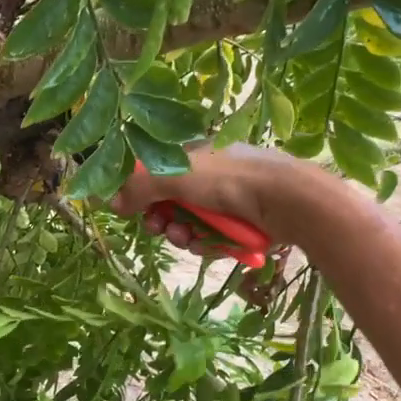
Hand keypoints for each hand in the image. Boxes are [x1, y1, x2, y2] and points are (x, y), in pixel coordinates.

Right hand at [110, 144, 316, 251]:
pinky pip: (211, 239)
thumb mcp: (173, 175)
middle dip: (161, 218)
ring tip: (186, 238)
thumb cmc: (229, 179)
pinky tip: (207, 245)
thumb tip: (111, 204)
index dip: (141, 192)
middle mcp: (210, 177)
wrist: (290, 201)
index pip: (157, 173)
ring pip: (189, 224)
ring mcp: (228, 202)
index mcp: (195, 156)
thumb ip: (137, 187)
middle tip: (158, 228)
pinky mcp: (243, 226)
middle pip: (170, 202)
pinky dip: (205, 244)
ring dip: (181, 235)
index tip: (133, 207)